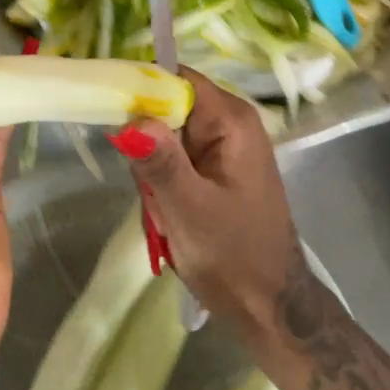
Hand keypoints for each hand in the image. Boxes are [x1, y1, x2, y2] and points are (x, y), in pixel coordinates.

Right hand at [105, 67, 299, 338]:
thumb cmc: (234, 258)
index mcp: (231, 120)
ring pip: (167, 136)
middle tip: (149, 188)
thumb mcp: (189, 211)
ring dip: (154, 170)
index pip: (175, 78)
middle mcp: (232, 122)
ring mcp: (226, 147)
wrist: (272, 311)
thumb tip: (129, 117)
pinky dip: (165, 183)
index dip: (142, 94)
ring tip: (163, 209)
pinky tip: (170, 214)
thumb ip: (160, 162)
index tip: (116, 126)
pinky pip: (177, 158)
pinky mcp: (218, 169)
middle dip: (148, 144)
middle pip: (168, 106)